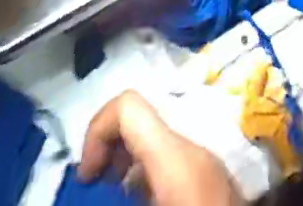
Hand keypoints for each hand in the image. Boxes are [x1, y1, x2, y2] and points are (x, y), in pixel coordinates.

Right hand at [77, 91, 242, 205]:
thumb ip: (114, 200)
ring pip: (157, 144)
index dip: (96, 132)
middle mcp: (196, 152)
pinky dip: (148, 181)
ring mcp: (209, 168)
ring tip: (111, 202)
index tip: (86, 179)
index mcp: (176, 159)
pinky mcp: (216, 187)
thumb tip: (90, 194)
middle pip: (142, 123)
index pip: (129, 106)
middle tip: (92, 191)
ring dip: (127, 169)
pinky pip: (173, 166)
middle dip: (109, 151)